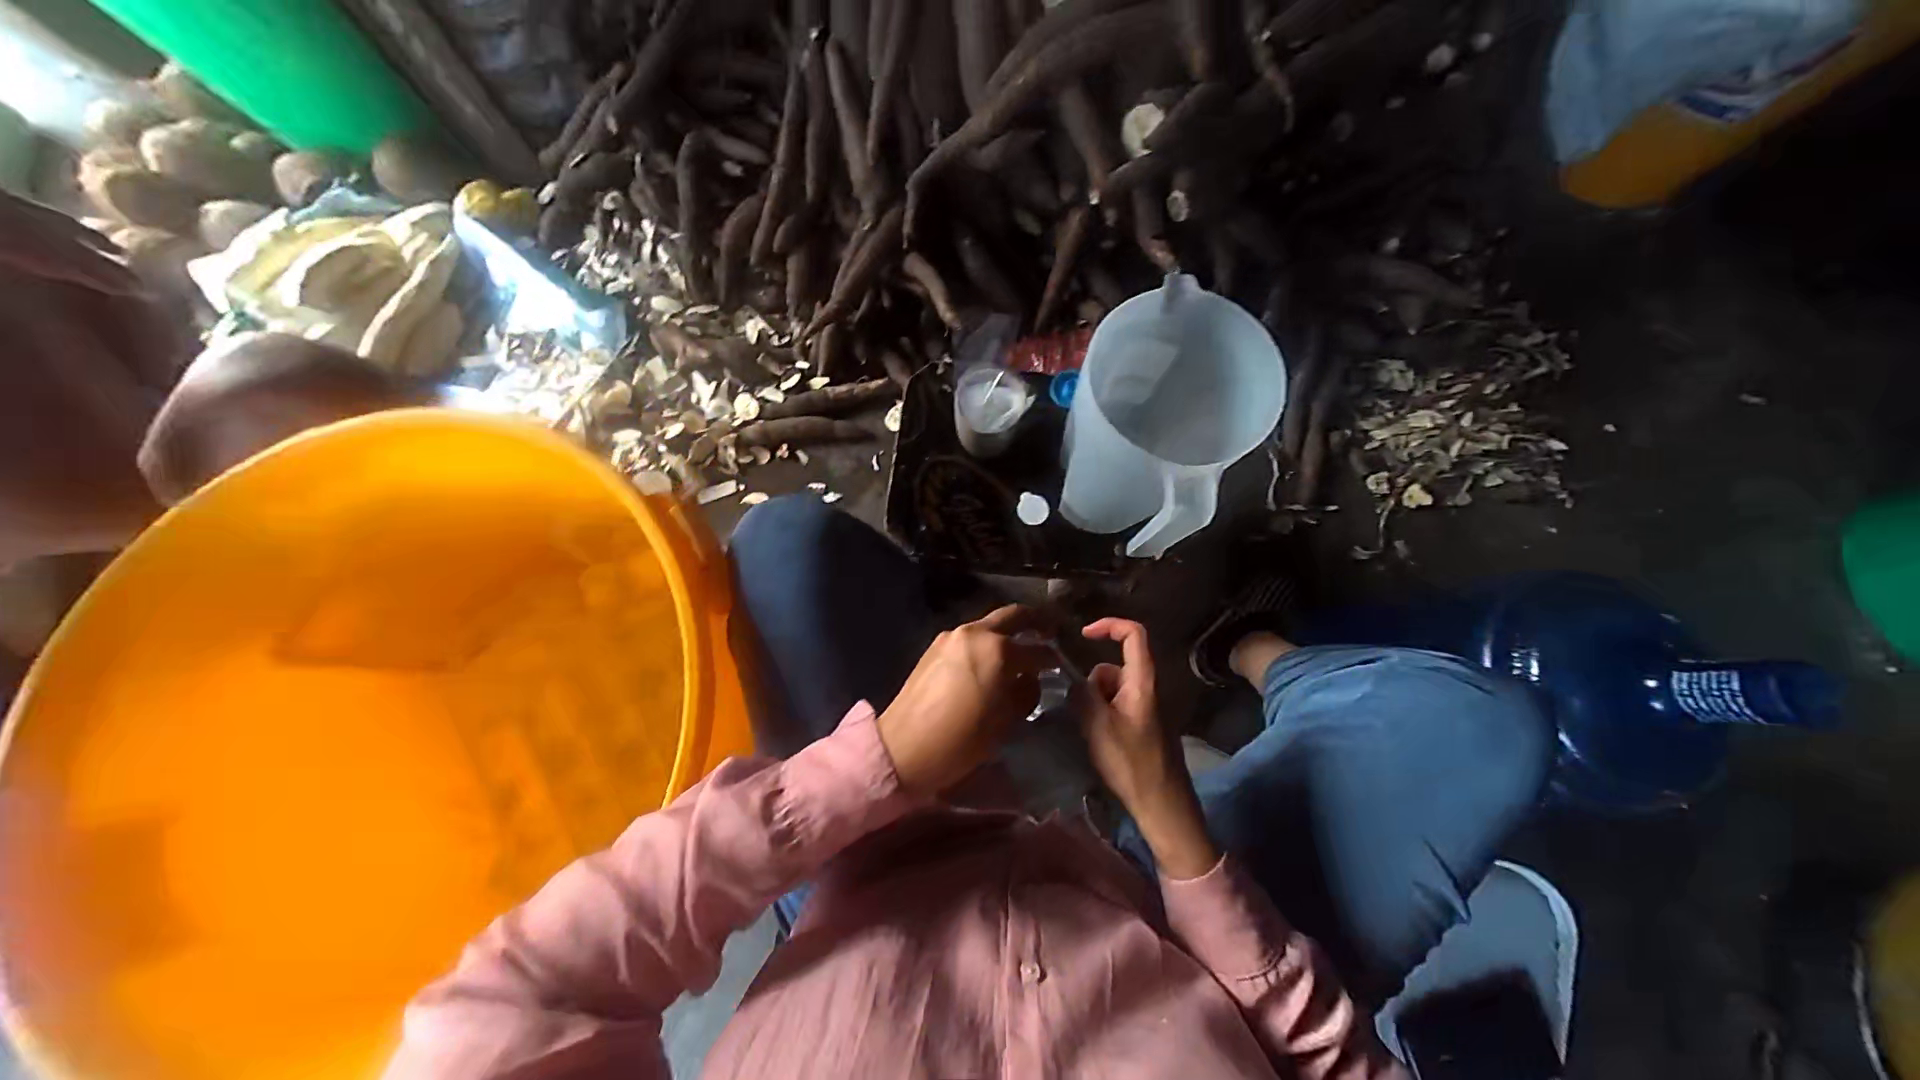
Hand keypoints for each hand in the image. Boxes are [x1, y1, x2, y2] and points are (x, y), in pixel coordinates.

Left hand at [876, 604, 1054, 796]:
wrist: (904, 748)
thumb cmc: (961, 740)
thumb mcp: (1005, 721)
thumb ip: (1025, 692)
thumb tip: (1030, 677)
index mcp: (997, 650)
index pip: (1037, 650)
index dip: (1052, 658)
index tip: (1061, 663)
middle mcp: (974, 633)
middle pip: (1013, 615)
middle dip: (1035, 621)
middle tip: (1051, 629)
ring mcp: (951, 637)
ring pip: (989, 625)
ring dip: (1007, 631)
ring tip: (1020, 649)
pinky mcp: (934, 647)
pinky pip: (970, 637)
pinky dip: (986, 642)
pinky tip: (991, 661)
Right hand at [1080, 618, 1218, 879]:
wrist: (1161, 803)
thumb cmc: (1131, 762)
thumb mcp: (1097, 725)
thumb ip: (1083, 694)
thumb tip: (1076, 681)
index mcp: (1143, 681)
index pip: (1134, 634)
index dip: (1109, 625)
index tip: (1083, 635)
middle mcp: (1147, 688)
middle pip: (1114, 666)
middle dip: (1092, 683)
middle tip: (1083, 713)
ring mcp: (1145, 707)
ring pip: (1111, 688)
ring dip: (1095, 702)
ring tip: (1091, 732)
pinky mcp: (1142, 725)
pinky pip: (1115, 706)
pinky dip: (1102, 715)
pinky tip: (1099, 741)